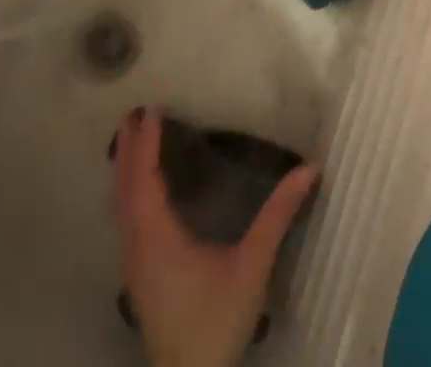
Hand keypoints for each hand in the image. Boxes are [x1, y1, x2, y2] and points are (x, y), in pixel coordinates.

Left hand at [112, 109, 318, 366]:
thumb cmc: (218, 318)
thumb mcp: (253, 265)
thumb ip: (278, 215)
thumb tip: (309, 170)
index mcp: (157, 239)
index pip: (145, 181)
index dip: (146, 145)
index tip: (150, 111)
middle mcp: (136, 247)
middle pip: (124, 191)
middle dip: (130, 151)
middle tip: (135, 114)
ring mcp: (133, 264)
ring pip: (121, 208)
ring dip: (126, 172)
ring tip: (135, 142)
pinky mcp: (138, 276)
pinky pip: (126, 221)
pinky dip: (129, 193)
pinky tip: (141, 191)